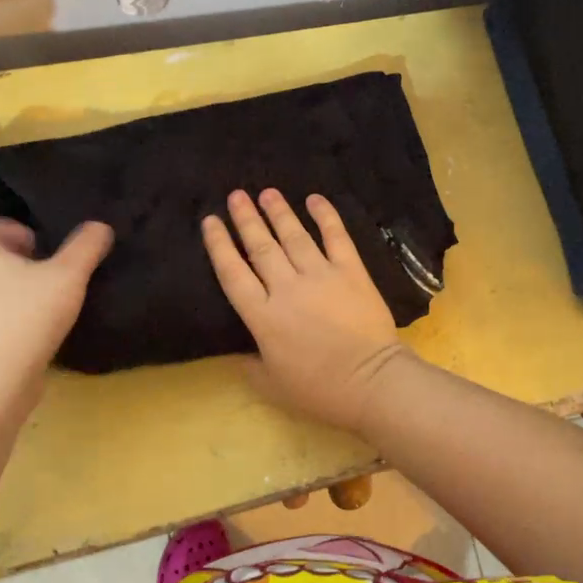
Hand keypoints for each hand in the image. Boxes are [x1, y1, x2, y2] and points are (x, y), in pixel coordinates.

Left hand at [0, 218, 112, 406]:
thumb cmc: (26, 317)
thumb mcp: (68, 275)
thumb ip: (86, 248)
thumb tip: (100, 226)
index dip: (4, 228)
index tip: (35, 241)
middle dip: (14, 261)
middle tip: (47, 267)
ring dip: (14, 291)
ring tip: (48, 299)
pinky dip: (12, 319)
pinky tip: (40, 329)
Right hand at [203, 189, 406, 432]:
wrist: (371, 383)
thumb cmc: (319, 391)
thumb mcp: (272, 386)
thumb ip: (250, 364)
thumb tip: (237, 351)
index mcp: (263, 317)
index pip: (233, 273)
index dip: (219, 245)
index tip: (210, 221)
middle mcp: (287, 288)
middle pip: (261, 246)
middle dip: (246, 218)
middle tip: (236, 195)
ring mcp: (321, 275)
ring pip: (294, 236)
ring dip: (279, 212)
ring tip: (267, 192)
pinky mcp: (351, 271)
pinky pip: (336, 236)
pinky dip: (325, 215)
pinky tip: (314, 199)